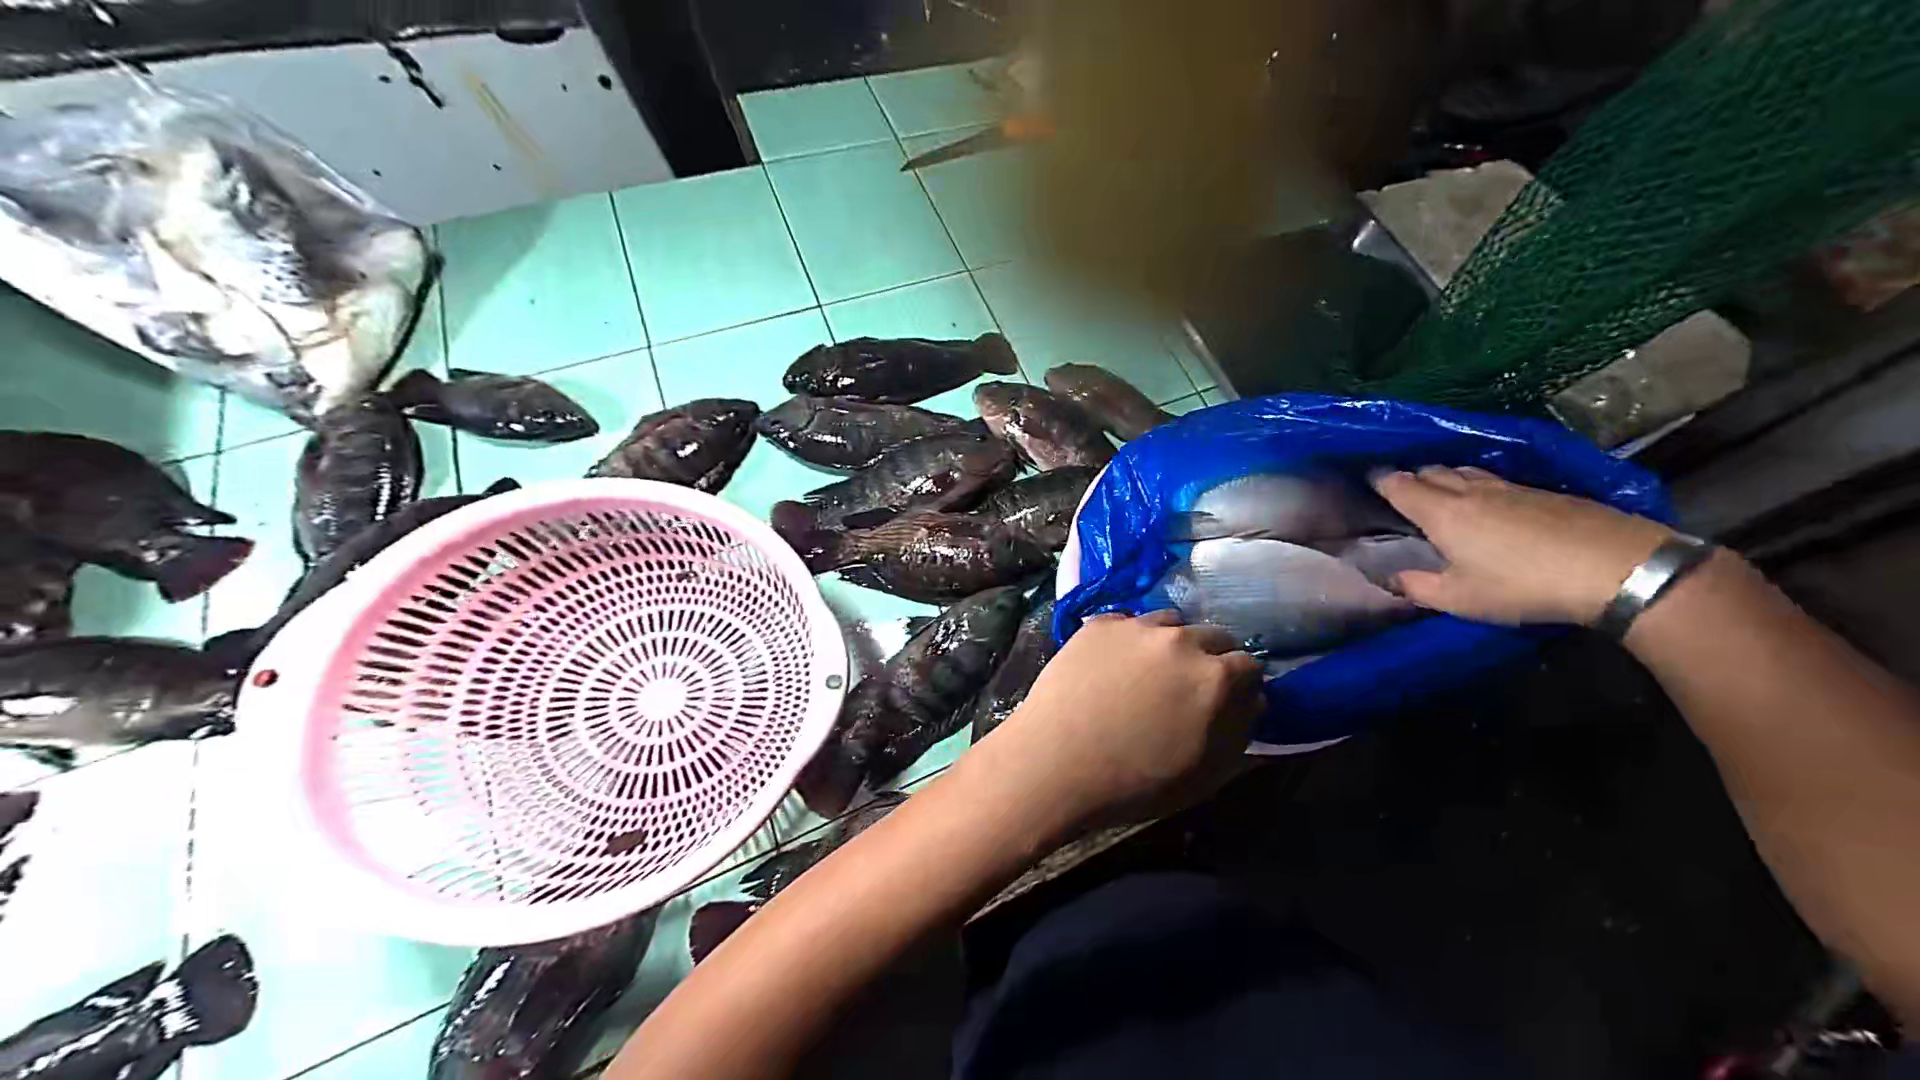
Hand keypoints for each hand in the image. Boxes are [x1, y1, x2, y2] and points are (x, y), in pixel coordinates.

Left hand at [964, 610, 1262, 832]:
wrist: (1055, 762)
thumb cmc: (1136, 781)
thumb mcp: (1206, 773)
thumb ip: (1240, 730)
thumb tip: (1249, 700)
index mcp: (1216, 676)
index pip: (1248, 665)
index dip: (1240, 684)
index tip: (1227, 698)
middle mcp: (1181, 639)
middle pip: (1212, 636)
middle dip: (1210, 658)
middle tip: (1188, 684)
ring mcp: (1136, 626)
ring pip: (1170, 624)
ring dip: (1171, 643)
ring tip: (1150, 670)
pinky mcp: (1099, 624)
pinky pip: (1127, 624)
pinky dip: (1129, 641)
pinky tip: (1113, 666)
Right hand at [1372, 466, 1677, 624]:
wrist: (1617, 567)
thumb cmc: (1523, 584)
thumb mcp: (1460, 599)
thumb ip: (1417, 588)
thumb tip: (1390, 579)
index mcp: (1442, 513)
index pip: (1401, 486)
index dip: (1381, 481)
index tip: (1368, 480)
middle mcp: (1471, 491)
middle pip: (1432, 471)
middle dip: (1412, 476)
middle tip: (1402, 490)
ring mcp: (1511, 488)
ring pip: (1465, 471)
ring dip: (1446, 477)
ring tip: (1440, 491)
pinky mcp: (1544, 494)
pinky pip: (1496, 480)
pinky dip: (1478, 485)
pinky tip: (1487, 502)